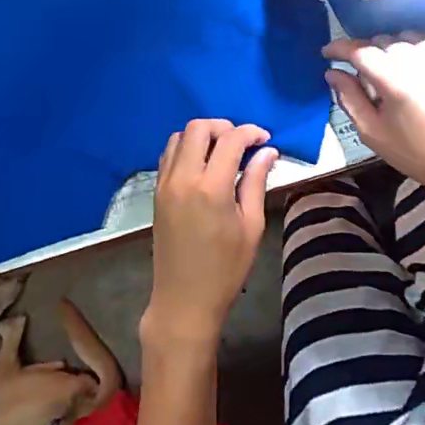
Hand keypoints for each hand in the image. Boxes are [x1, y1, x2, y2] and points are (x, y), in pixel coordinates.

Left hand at [143, 119, 276, 351]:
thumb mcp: (251, 227)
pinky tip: (203, 163)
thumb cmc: (225, 269)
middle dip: (223, 126)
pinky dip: (185, 148)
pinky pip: (168, 155)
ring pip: (179, 137)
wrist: (183, 297)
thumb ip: (256, 183)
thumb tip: (268, 152)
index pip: (230, 140)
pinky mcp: (156, 191)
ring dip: (202, 135)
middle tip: (243, 141)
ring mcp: (165, 183)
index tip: (266, 138)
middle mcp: (183, 177)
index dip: (250, 132)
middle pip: (198, 128)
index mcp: (211, 187)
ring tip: (223, 151)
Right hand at [323, 38, 424, 213]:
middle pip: (385, 42)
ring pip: (411, 40)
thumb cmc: (422, 155)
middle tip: (365, 74)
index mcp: (397, 82)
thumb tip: (333, 73)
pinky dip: (422, 57)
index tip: (328, 54)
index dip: (339, 48)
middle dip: (369, 53)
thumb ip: (349, 99)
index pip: (360, 50)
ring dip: (396, 52)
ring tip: (396, 73)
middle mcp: (424, 62)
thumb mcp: (374, 134)